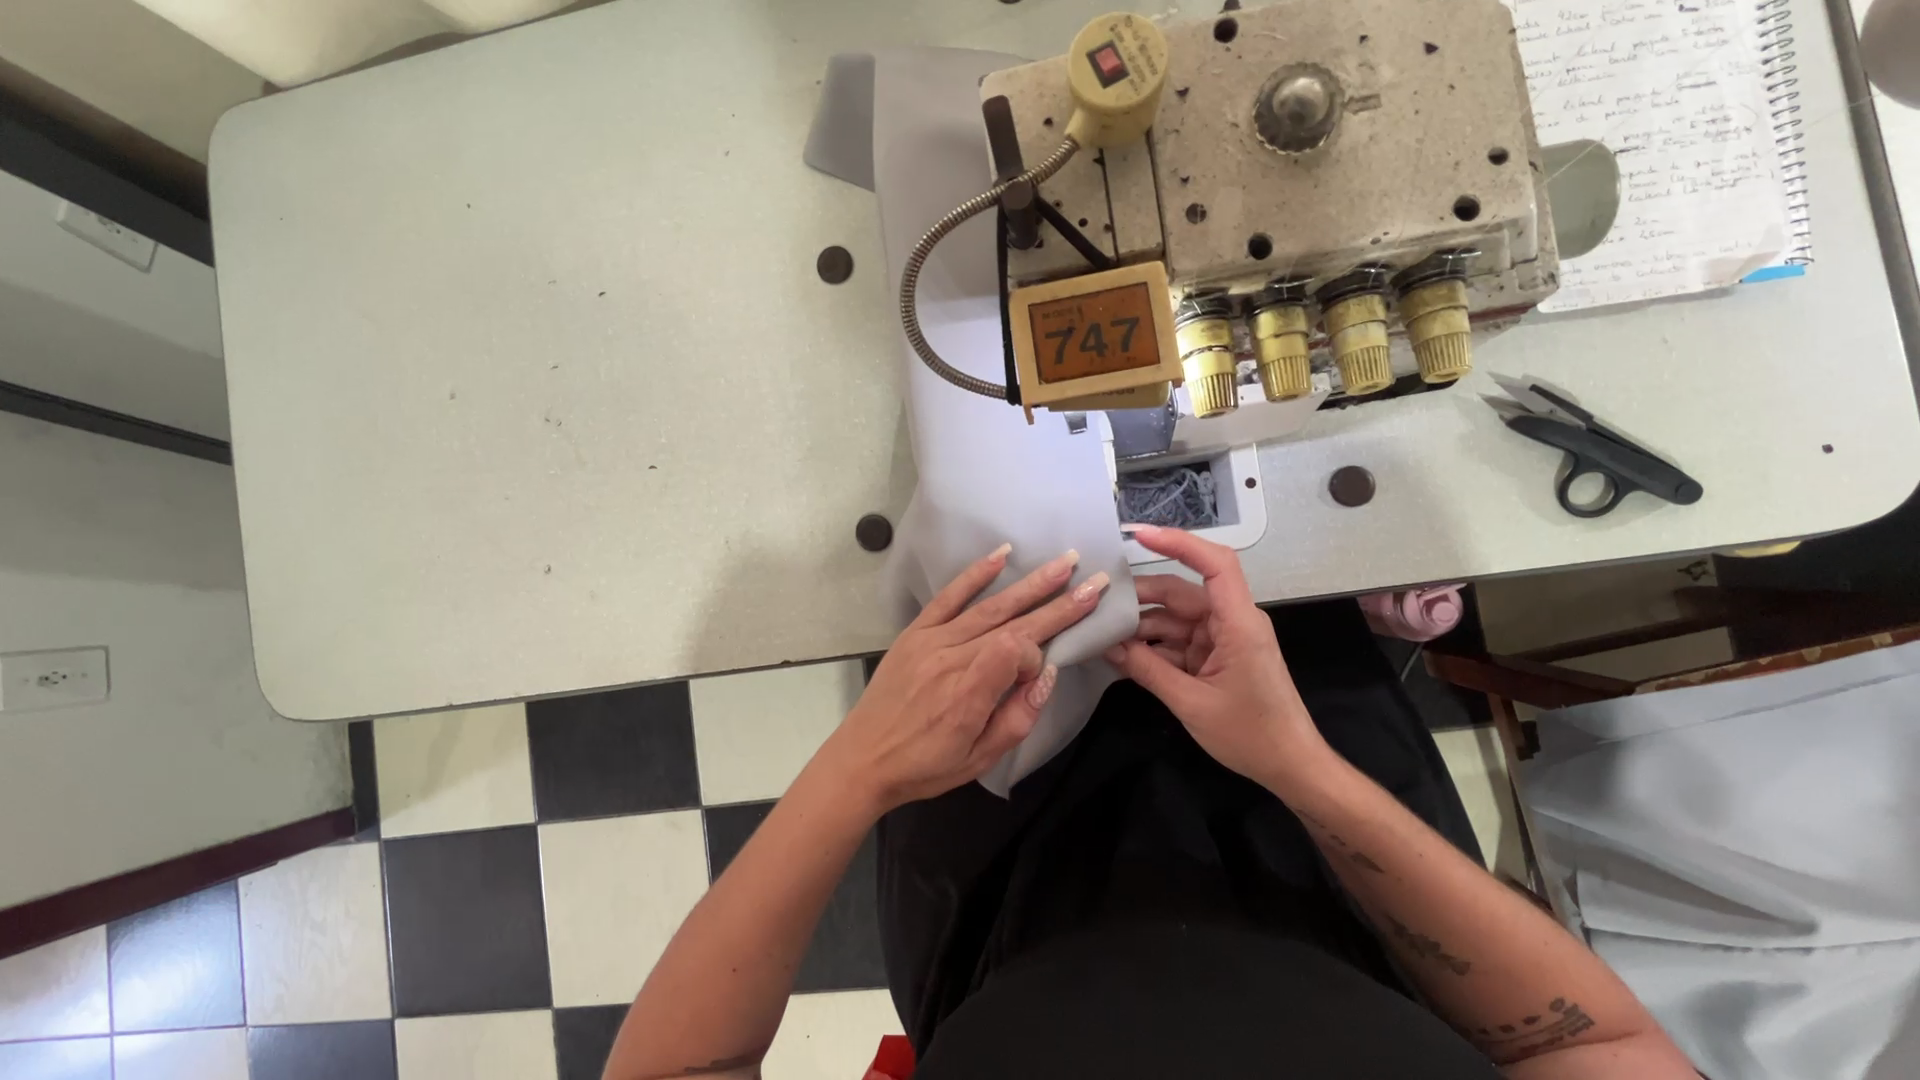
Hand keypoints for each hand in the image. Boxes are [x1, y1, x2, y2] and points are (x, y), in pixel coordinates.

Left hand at [820, 545, 1109, 812]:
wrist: (862, 759)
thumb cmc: (925, 766)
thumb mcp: (979, 760)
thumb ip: (1017, 718)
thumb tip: (1046, 673)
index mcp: (968, 696)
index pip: (1018, 654)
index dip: (1036, 660)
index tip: (1033, 679)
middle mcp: (950, 660)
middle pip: (1013, 623)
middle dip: (1059, 603)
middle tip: (1097, 581)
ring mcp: (931, 641)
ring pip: (990, 607)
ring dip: (1031, 583)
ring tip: (1065, 564)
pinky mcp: (915, 633)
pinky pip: (948, 597)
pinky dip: (976, 574)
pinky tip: (1002, 555)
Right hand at [1104, 526, 1331, 792]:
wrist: (1291, 766)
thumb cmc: (1251, 734)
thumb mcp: (1192, 704)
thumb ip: (1148, 671)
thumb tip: (1107, 646)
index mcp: (1238, 623)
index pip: (1214, 564)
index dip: (1178, 542)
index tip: (1137, 535)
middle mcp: (1230, 622)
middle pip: (1179, 593)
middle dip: (1137, 598)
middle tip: (1094, 606)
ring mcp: (1222, 639)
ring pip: (1172, 619)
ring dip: (1139, 627)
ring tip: (1098, 635)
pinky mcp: (1215, 657)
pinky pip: (1177, 642)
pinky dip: (1151, 648)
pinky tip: (1119, 655)